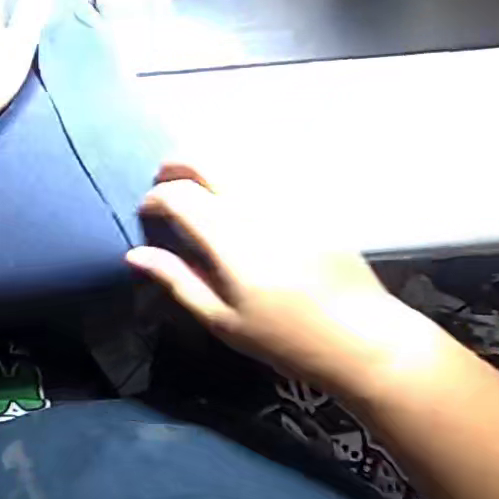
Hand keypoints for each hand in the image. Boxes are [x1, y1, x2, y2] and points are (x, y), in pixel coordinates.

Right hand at [126, 162, 455, 399]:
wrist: (362, 338)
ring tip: (196, 188)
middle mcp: (260, 209)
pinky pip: (267, 171)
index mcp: (233, 242)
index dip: (155, 198)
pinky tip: (237, 195)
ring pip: (238, 159)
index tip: (147, 213)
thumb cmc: (286, 339)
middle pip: (209, 161)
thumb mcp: (223, 321)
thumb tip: (135, 254)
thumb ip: (178, 281)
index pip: (181, 196)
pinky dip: (240, 173)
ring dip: (208, 165)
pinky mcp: (313, 202)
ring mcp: (290, 200)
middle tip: (165, 185)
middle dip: (177, 165)